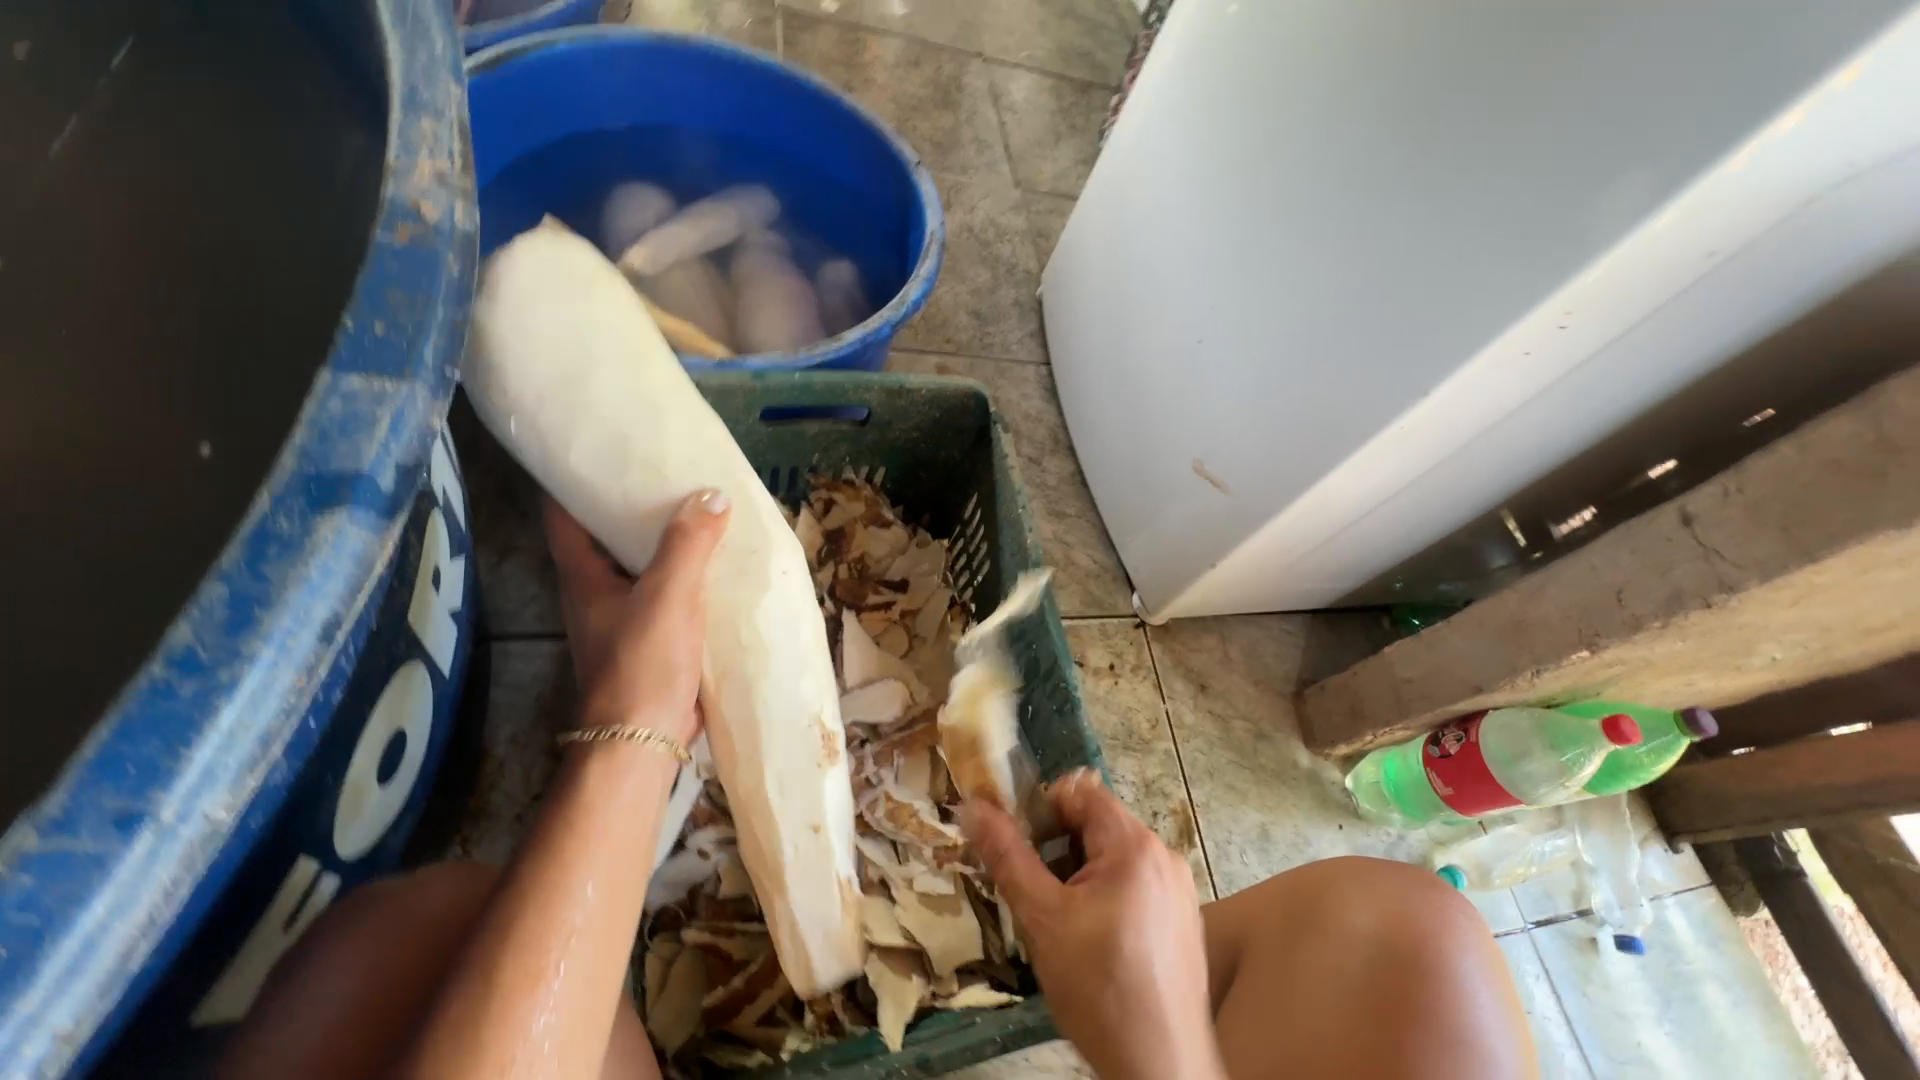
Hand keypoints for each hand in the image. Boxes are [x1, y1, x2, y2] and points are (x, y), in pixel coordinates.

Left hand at [543, 490, 730, 745]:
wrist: (644, 738)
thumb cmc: (643, 663)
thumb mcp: (668, 595)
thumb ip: (690, 544)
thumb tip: (713, 494)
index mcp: (583, 575)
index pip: (563, 513)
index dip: (571, 477)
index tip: (598, 447)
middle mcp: (596, 591)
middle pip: (605, 535)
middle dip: (631, 504)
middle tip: (666, 470)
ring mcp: (623, 618)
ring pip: (640, 566)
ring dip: (664, 541)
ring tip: (699, 508)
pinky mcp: (651, 640)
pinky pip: (668, 594)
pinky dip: (687, 576)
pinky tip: (717, 565)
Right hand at [962, 771, 1226, 1079]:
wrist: (1158, 1066)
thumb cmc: (1097, 986)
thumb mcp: (1040, 917)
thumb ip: (1006, 855)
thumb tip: (974, 805)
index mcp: (1136, 845)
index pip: (1081, 792)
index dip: (1042, 809)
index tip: (1018, 845)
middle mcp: (1165, 856)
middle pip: (1099, 825)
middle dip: (1059, 848)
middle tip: (1034, 890)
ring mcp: (1180, 891)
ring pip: (1115, 859)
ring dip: (1080, 875)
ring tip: (1060, 921)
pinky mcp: (1184, 921)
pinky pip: (1136, 887)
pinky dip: (1108, 898)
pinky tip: (1093, 943)